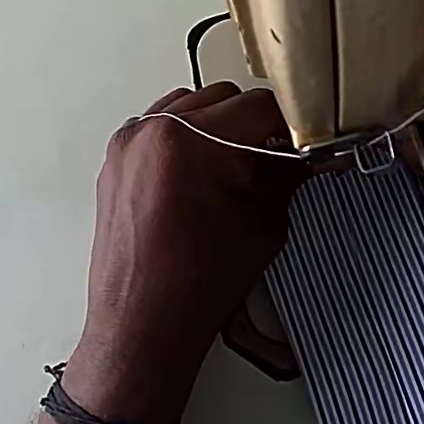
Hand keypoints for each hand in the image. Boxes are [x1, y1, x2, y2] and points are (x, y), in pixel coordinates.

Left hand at [64, 84, 308, 423]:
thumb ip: (287, 177)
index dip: (291, 124)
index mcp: (189, 142)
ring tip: (236, 165)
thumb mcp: (262, 225)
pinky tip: (203, 170)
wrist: (142, 325)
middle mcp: (151, 131)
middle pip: (223, 98)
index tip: (304, 141)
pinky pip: (160, 125)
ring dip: (219, 125)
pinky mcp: (117, 159)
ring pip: (190, 104)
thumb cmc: (193, 287)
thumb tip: (306, 157)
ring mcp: (129, 143)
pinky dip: (187, 135)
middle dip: (255, 124)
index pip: (258, 106)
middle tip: (276, 157)